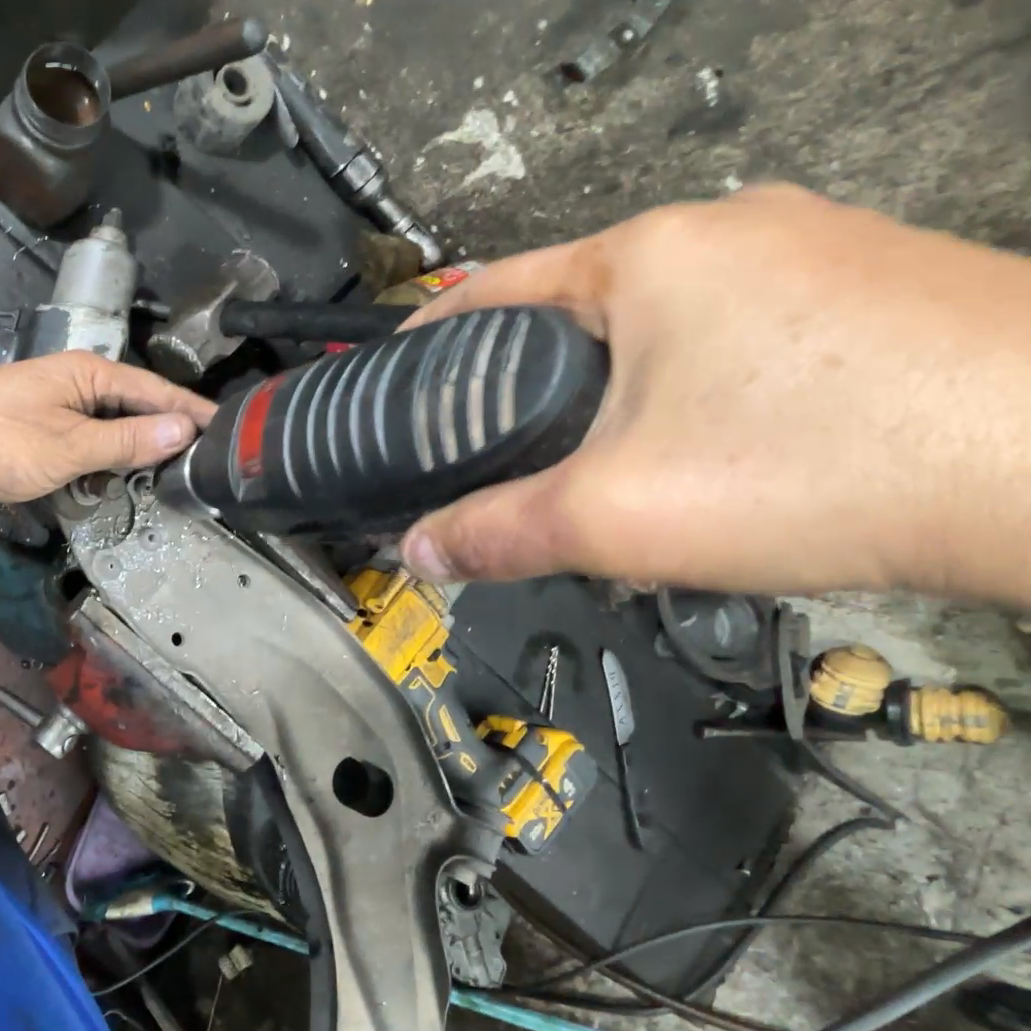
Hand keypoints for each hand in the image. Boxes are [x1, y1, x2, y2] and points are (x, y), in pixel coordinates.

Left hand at [0, 352, 216, 502]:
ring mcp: (50, 405)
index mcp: (87, 372)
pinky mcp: (33, 429)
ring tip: (168, 478)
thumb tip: (184, 430)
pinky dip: (99, 460)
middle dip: (165, 435)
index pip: (155, 390)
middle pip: (133, 408)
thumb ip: (126, 442)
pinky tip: (111, 480)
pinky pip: (81, 442)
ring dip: (131, 452)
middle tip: (203, 466)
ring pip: (107, 429)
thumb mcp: (69, 447)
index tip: (228, 431)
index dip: (191, 412)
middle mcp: (72, 381)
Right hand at [397, 184, 1030, 605]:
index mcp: (649, 253)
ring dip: (619, 387)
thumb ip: (495, 532)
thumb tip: (417, 551)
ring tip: (610, 465)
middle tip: (505, 451)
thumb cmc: (825, 465)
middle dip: (533, 380)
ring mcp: (818, 248)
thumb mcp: (615, 516)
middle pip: (579, 311)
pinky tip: (718, 449)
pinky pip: (742, 334)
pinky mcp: (883, 289)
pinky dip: (699, 386)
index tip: (398, 377)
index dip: (433, 334)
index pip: (494, 286)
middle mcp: (729, 228)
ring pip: (664, 326)